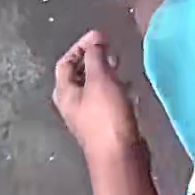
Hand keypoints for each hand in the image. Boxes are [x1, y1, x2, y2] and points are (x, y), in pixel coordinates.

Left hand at [53, 30, 141, 161]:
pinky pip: (106, 99)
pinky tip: (130, 88)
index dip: (79, 46)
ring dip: (105, 72)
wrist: (120, 157)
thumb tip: (94, 40)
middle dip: (92, 58)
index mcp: (65, 93)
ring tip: (120, 65)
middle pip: (77, 75)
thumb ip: (95, 56)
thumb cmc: (106, 116)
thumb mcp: (100, 79)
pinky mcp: (104, 125)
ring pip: (93, 87)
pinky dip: (115, 87)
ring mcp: (88, 117)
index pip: (65, 62)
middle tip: (109, 49)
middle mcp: (72, 105)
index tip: (99, 36)